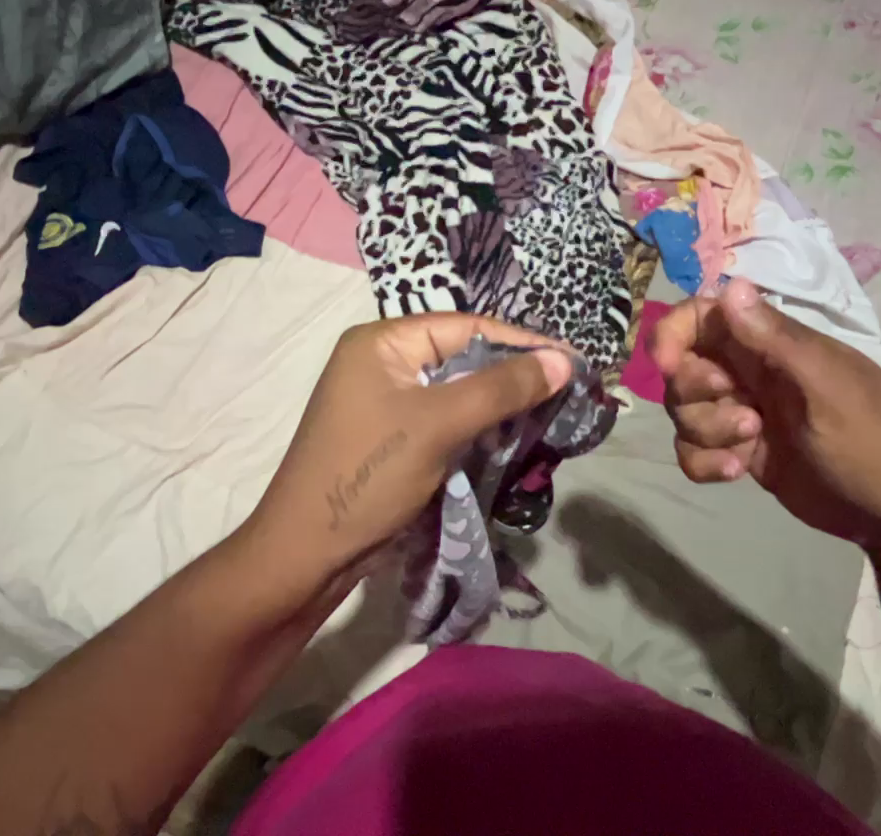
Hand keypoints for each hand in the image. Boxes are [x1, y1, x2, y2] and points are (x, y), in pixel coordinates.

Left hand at [243, 314, 573, 583]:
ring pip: (458, 393)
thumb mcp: (438, 424)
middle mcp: (382, 363)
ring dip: (499, 407)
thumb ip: (501, 389)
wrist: (307, 553)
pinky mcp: (393, 438)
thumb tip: (563, 361)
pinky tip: (512, 441)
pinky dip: (478, 430)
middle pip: (463, 358)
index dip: (522, 343)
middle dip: (513, 377)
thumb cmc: (369, 475)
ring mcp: (386, 402)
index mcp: (382, 342)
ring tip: (549, 417)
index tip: (573, 362)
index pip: (466, 327)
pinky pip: (445, 421)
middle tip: (567, 393)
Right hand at [652, 278, 880, 548]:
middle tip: (738, 411)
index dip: (673, 333)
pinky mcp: (738, 451)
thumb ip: (777, 340)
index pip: (702, 316)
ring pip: (684, 410)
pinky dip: (703, 462)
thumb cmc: (874, 443)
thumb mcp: (830, 388)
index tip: (666, 364)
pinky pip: (692, 449)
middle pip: (682, 367)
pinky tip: (736, 473)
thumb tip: (731, 285)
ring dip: (703, 430)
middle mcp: (749, 372)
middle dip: (693, 391)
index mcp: (771, 344)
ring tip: (747, 446)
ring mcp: (741, 413)